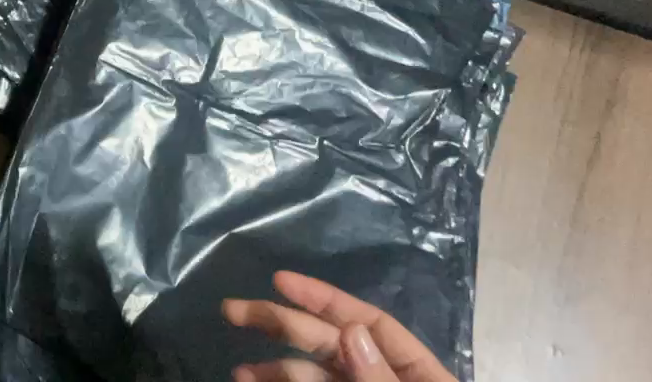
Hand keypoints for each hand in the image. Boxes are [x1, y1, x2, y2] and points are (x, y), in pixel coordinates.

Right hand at [222, 272, 459, 381]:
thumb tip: (350, 330)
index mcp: (420, 377)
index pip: (371, 324)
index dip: (323, 298)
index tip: (278, 279)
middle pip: (331, 345)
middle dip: (281, 326)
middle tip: (231, 311)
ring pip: (316, 379)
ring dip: (276, 372)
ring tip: (240, 374)